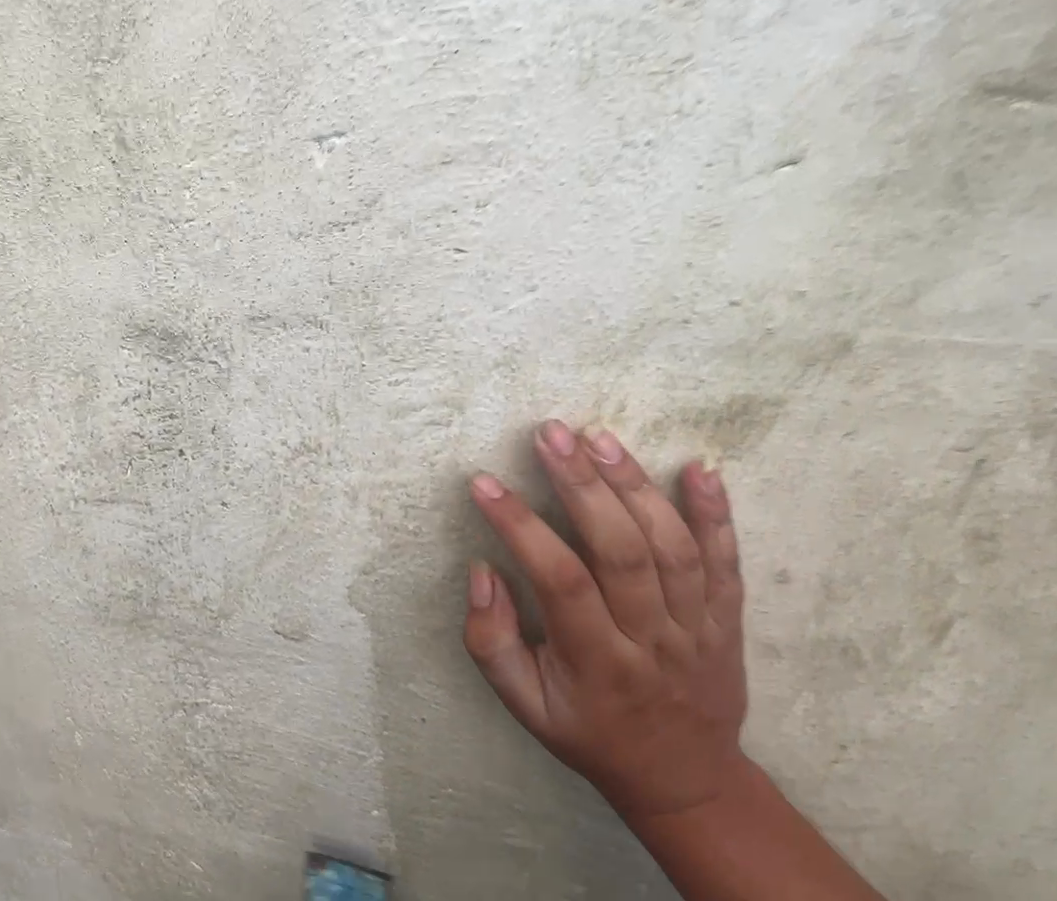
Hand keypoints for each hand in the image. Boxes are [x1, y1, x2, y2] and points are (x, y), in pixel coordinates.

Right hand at [462, 420, 749, 819]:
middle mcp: (653, 639)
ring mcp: (698, 627)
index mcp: (597, 662)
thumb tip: (482, 571)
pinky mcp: (729, 619)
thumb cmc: (588, 733)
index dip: (521, 527)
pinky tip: (699, 468)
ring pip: (672, 547)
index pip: (559, 580)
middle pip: (622, 551)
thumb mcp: (523, 704)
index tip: (484, 484)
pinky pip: (728, 562)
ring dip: (636, 485)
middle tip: (550, 434)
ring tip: (598, 438)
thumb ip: (491, 641)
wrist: (685, 778)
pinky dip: (717, 513)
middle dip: (582, 485)